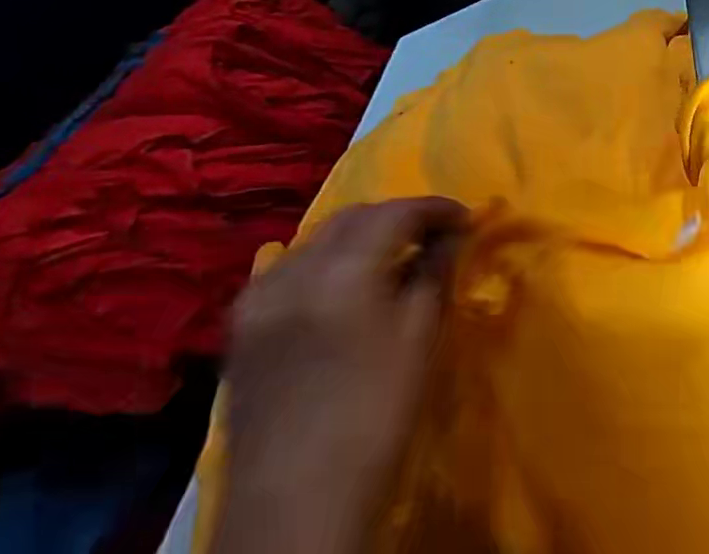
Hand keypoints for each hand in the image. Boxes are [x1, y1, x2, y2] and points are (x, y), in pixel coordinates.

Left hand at [213, 198, 468, 553]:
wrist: (296, 499)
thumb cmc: (375, 416)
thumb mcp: (418, 338)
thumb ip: (434, 273)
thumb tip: (452, 234)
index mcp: (342, 272)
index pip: (395, 212)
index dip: (436, 208)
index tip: (466, 218)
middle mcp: (294, 269)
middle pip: (354, 217)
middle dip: (398, 216)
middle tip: (435, 233)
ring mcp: (260, 295)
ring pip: (318, 238)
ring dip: (360, 235)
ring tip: (393, 255)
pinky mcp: (242, 322)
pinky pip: (287, 266)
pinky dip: (322, 259)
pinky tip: (339, 279)